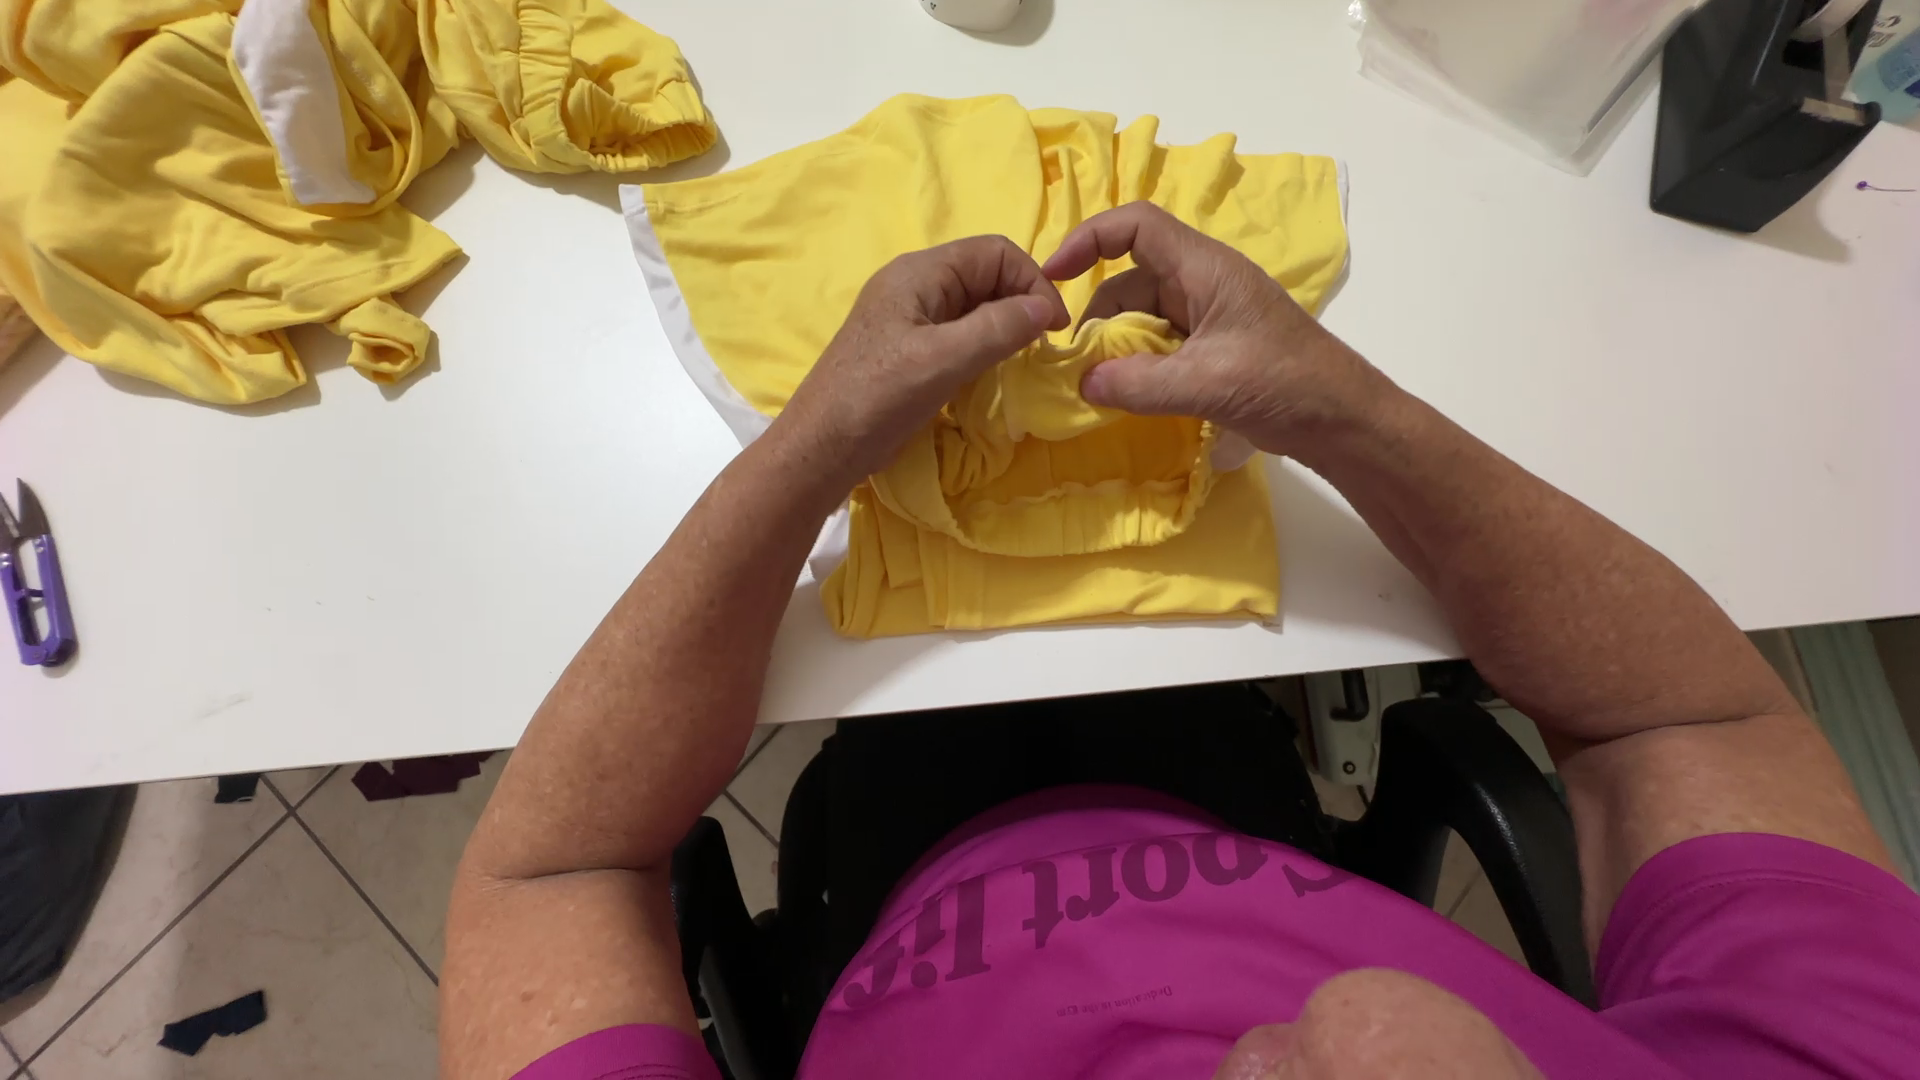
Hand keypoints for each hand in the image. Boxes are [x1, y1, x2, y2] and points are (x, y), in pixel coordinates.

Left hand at [775, 235, 1069, 488]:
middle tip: (1041, 346)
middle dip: (1020, 303)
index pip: (995, 252)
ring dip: (1003, 326)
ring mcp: (909, 320)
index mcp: (919, 273)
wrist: (823, 447)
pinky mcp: (908, 351)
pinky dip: (983, 347)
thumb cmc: (878, 398)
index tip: (1054, 327)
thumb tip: (1044, 310)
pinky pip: (957, 335)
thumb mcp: (943, 359)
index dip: (1032, 282)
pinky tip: (991, 372)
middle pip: (985, 275)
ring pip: (973, 307)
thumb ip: (997, 328)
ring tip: (1021, 359)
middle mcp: (915, 286)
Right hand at [1041, 202, 1387, 459]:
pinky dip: (1135, 365)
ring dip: (1116, 347)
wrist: (1340, 420)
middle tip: (1076, 364)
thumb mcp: (1206, 384)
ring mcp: (1205, 316)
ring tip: (1100, 387)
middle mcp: (1200, 283)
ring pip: (1140, 317)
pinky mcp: (1208, 347)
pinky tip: (1127, 395)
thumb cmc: (1284, 384)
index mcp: (1204, 269)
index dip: (1088, 240)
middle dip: (1097, 317)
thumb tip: (1082, 383)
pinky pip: (1156, 345)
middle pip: (1129, 279)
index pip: (1136, 227)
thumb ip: (1138, 384)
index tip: (1052, 277)